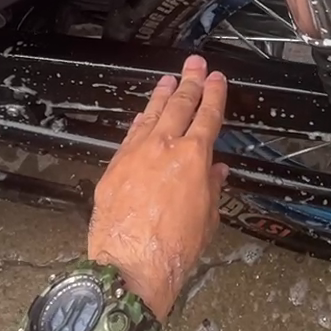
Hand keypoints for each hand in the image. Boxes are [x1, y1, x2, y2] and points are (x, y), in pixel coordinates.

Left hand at [88, 55, 228, 316]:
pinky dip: (140, 121)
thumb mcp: (208, 216)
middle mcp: (164, 147)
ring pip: (151, 115)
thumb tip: (215, 172)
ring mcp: (135, 155)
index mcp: (194, 156)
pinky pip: (130, 136)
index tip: (216, 77)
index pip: (208, 115)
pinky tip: (144, 114)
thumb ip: (211, 187)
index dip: (214, 93)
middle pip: (179, 105)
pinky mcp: (114, 169)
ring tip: (168, 79)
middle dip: (189, 81)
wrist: (130, 268)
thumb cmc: (175, 247)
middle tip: (194, 63)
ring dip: (162, 95)